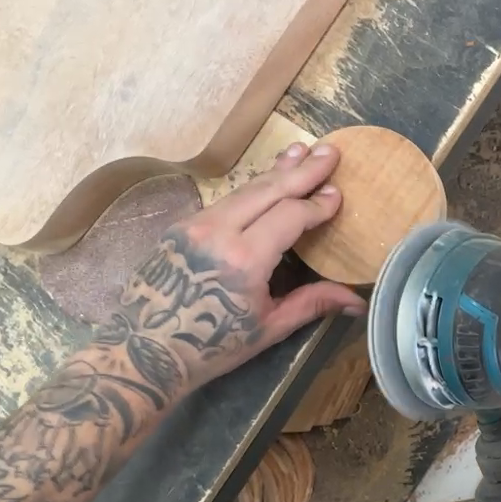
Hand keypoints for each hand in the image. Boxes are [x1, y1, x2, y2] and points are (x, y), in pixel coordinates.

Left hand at [101, 142, 365, 395]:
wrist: (143, 350)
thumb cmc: (211, 346)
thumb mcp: (269, 327)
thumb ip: (312, 303)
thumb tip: (357, 300)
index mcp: (244, 259)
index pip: (290, 215)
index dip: (317, 204)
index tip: (338, 194)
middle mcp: (218, 231)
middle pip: (268, 189)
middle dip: (302, 170)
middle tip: (330, 151)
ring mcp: (196, 223)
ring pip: (245, 188)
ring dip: (276, 170)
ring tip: (301, 151)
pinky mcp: (182, 225)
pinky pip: (227, 200)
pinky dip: (253, 187)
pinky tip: (267, 180)